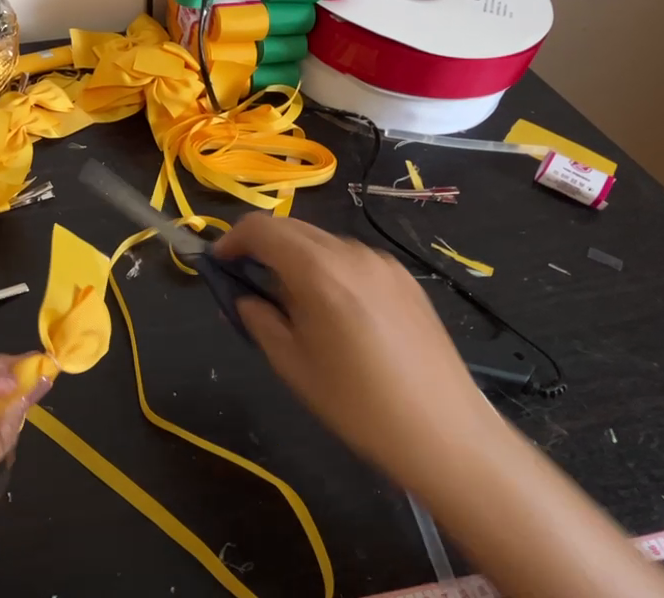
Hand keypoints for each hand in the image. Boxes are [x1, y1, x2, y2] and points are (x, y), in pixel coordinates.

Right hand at [213, 214, 499, 485]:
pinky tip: (333, 313)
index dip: (230, 240)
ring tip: (292, 306)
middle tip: (246, 285)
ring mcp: (383, 264)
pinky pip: (351, 260)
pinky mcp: (405, 280)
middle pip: (291, 229)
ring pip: (321, 243)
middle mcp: (352, 254)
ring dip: (294, 260)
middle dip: (261, 249)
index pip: (260, 228)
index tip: (217, 264)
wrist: (447, 435)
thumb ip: (257, 318)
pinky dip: (326, 270)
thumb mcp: (291, 363)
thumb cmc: (358, 404)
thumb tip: (242, 296)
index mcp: (319, 270)